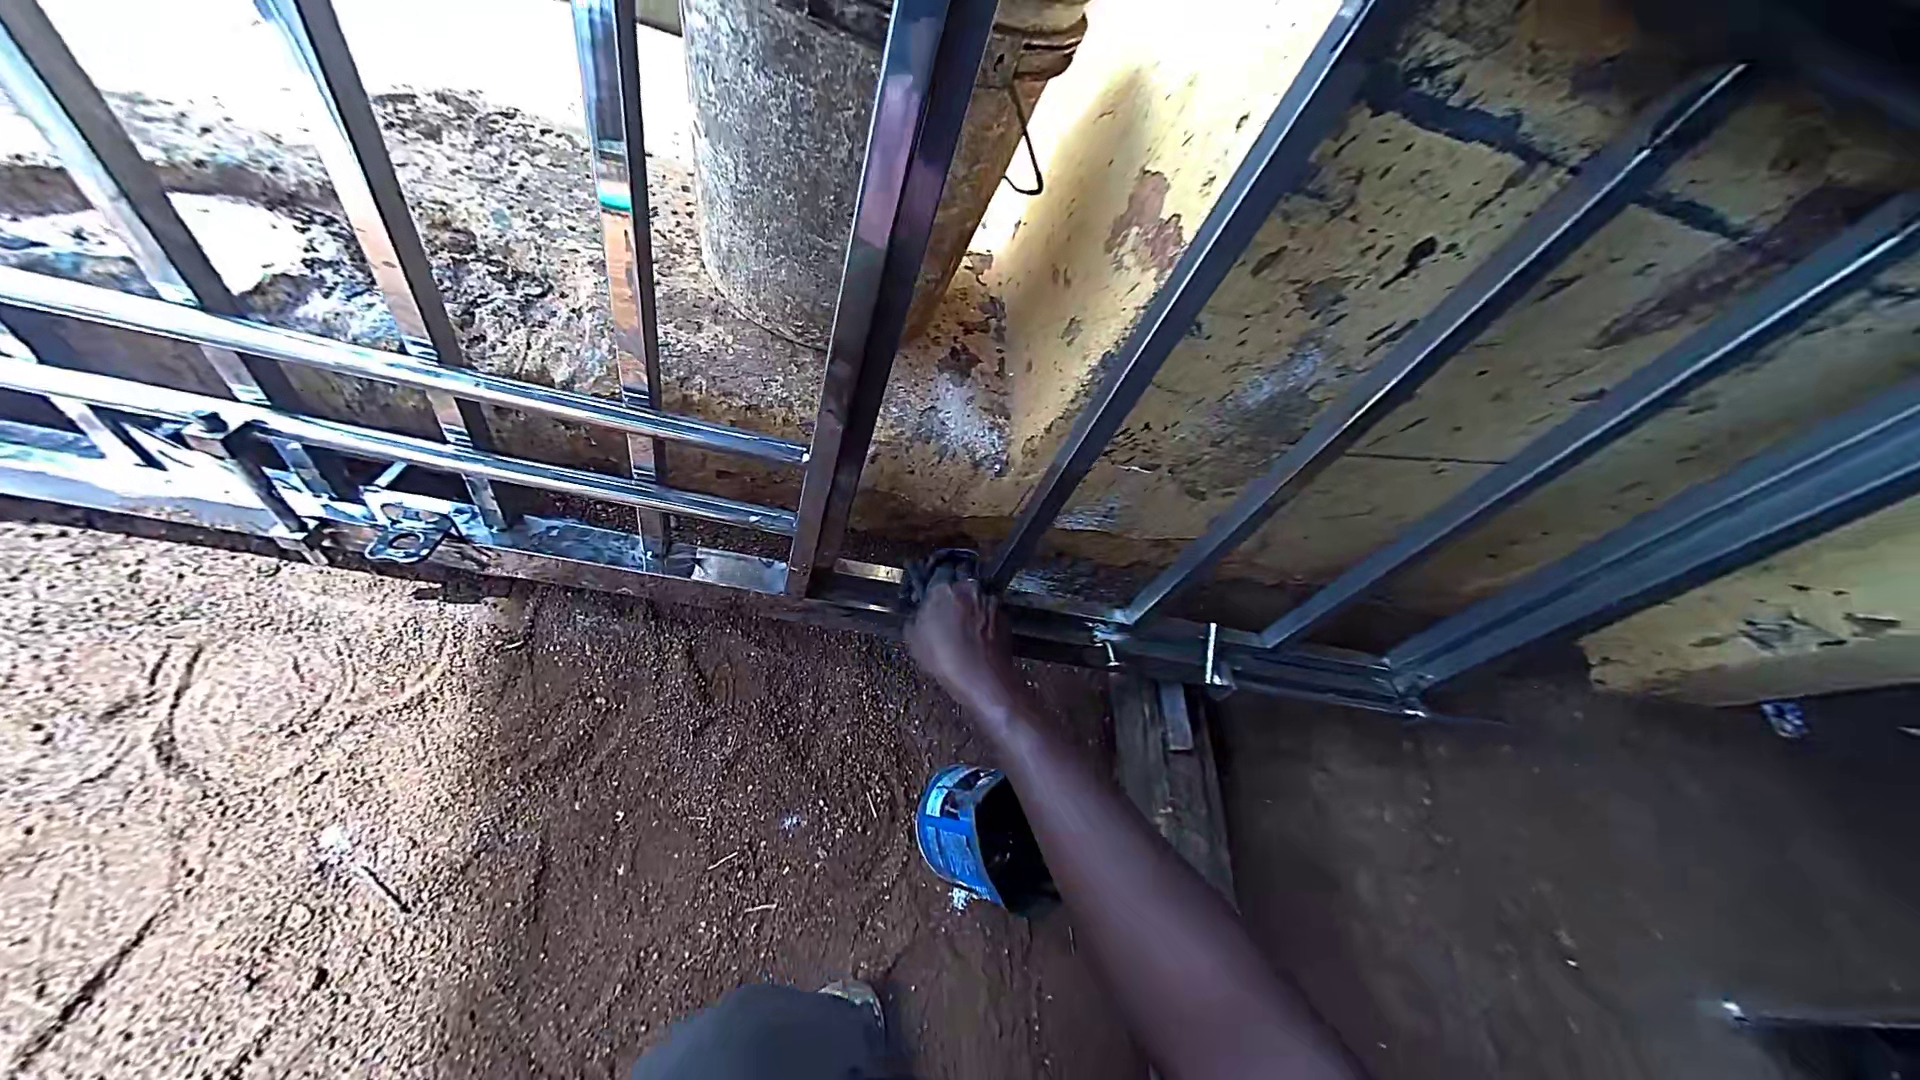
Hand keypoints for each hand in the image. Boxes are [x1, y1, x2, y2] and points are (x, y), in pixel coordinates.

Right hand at [905, 580, 1021, 722]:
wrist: (983, 679)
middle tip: (946, 624)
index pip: (934, 583)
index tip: (930, 608)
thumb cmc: (949, 661)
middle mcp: (969, 590)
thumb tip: (917, 618)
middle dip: (953, 604)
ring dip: (970, 613)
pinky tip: (976, 642)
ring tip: (962, 637)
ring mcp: (989, 602)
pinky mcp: (1004, 617)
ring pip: (975, 603)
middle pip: (958, 591)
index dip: (932, 598)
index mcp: (943, 591)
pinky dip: (984, 624)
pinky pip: (990, 616)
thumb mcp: (915, 642)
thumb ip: (915, 621)